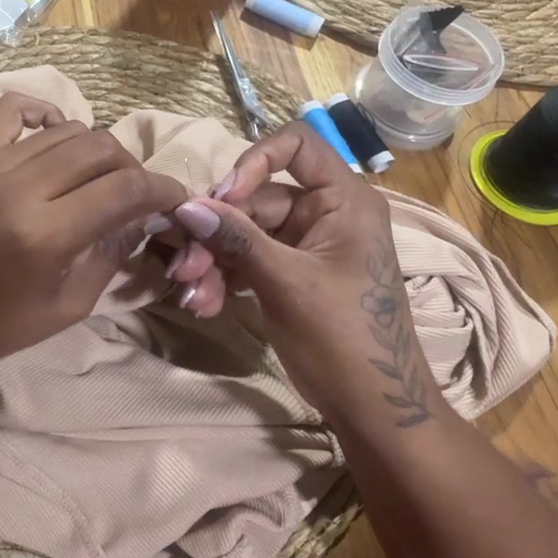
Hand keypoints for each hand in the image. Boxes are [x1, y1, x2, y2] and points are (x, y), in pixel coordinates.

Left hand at [0, 93, 189, 387]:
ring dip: (95, 148)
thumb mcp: (72, 304)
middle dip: (131, 166)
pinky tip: (56, 135)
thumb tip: (143, 213)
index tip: (175, 197)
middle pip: (99, 148)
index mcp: (46, 235)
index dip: (162, 187)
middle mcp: (19, 190)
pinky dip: (44, 113)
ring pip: (65, 129)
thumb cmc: (2, 326)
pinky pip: (12, 110)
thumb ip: (112, 252)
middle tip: (134, 192)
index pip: (124, 187)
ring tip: (99, 176)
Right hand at [168, 122, 441, 430]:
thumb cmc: (345, 339)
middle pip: (256, 198)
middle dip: (216, 232)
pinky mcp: (290, 274)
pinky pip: (247, 260)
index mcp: (343, 201)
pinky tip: (203, 305)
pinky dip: (224, 279)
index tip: (222, 198)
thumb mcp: (287, 284)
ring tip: (189, 295)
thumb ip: (236, 239)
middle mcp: (324, 214)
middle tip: (182, 266)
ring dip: (213, 261)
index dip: (253, 162)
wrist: (375, 412)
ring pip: (244, 233)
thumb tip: (185, 205)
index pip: (296, 145)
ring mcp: (306, 246)